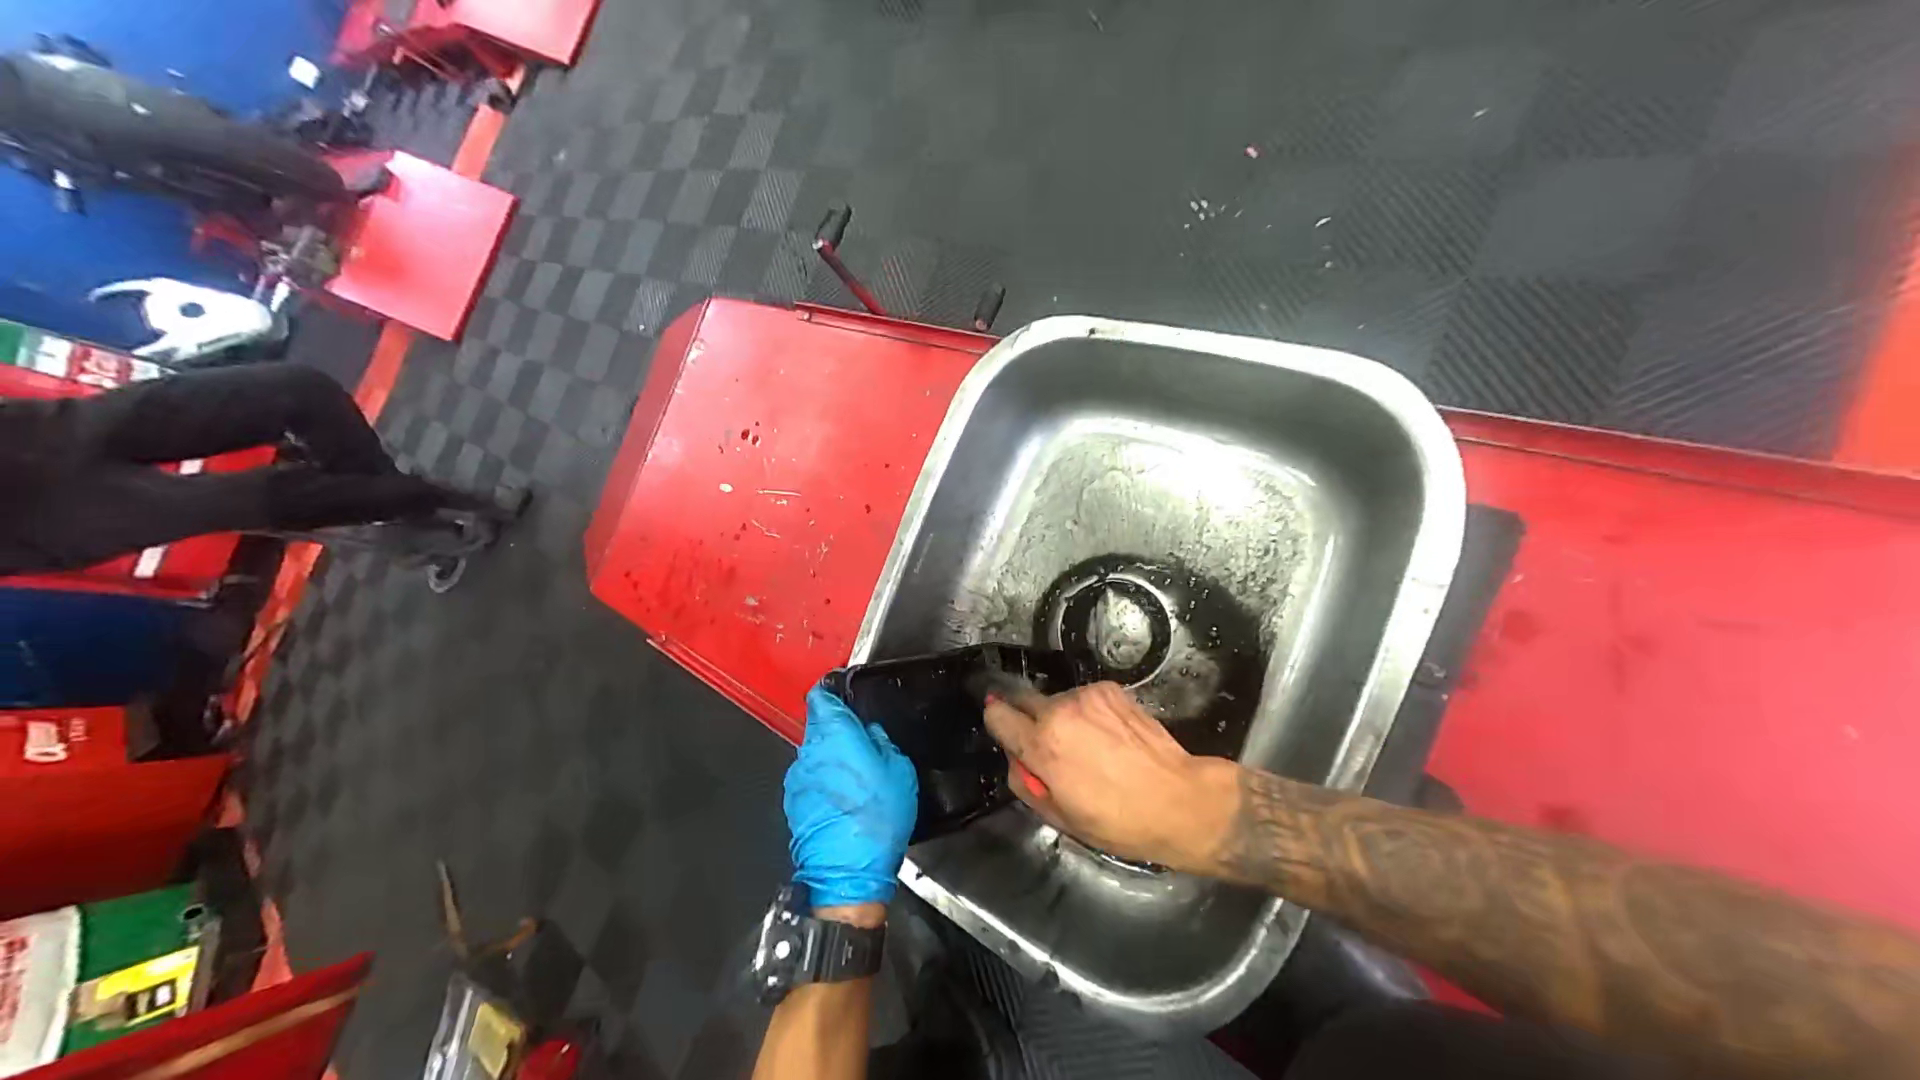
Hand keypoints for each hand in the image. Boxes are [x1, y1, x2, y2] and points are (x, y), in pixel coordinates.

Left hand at [783, 683, 917, 909]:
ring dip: (830, 757)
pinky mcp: (792, 802)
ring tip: (855, 778)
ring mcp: (797, 777)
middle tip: (862, 743)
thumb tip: (870, 731)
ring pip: (813, 753)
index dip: (831, 691)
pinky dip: (822, 781)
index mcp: (835, 735)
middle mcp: (810, 751)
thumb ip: (882, 741)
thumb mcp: (899, 770)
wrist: (848, 874)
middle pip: (818, 725)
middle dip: (837, 730)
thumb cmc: (876, 819)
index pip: (820, 697)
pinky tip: (842, 799)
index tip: (844, 695)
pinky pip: (808, 778)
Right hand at [983, 681, 1237, 872]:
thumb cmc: (1117, 820)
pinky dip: (1086, 712)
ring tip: (1086, 745)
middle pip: (1020, 698)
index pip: (996, 714)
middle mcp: (1059, 710)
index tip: (1007, 733)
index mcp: (1041, 745)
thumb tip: (1015, 755)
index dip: (998, 724)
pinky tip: (1107, 735)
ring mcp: (1087, 695)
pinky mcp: (1110, 689)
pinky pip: (1082, 698)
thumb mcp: (1059, 816)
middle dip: (1024, 717)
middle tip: (1044, 744)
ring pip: (1055, 700)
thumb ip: (1023, 781)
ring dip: (1059, 717)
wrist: (1179, 800)